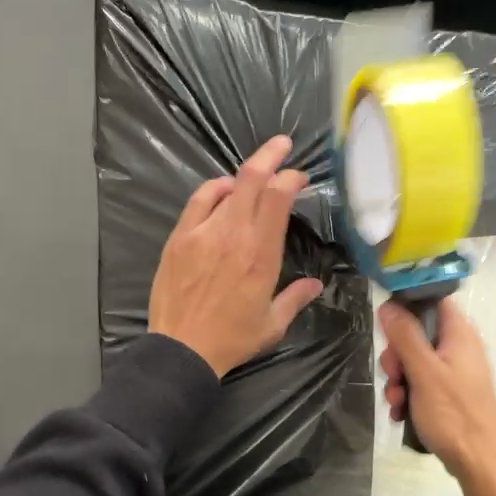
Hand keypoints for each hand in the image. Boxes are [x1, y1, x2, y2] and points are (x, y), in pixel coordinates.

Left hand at [149, 135, 324, 377]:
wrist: (183, 349)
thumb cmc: (232, 340)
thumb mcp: (272, 325)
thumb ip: (295, 299)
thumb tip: (315, 285)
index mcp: (261, 255)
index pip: (279, 196)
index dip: (292, 177)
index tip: (300, 177)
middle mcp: (234, 234)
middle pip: (253, 177)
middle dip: (271, 154)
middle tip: (282, 146)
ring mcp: (203, 232)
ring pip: (226, 185)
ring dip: (243, 175)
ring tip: (252, 177)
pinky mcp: (180, 237)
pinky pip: (198, 200)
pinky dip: (213, 189)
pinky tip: (221, 193)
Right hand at [380, 299, 495, 495]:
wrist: (478, 462)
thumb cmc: (453, 415)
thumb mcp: (424, 373)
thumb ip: (405, 336)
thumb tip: (388, 305)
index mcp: (460, 334)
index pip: (433, 301)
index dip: (407, 308)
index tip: (386, 326)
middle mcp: (460, 348)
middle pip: (418, 336)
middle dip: (397, 357)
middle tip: (392, 376)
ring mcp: (456, 373)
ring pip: (416, 364)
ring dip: (399, 382)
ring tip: (397, 403)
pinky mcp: (450, 396)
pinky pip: (422, 386)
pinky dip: (409, 397)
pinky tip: (401, 414)